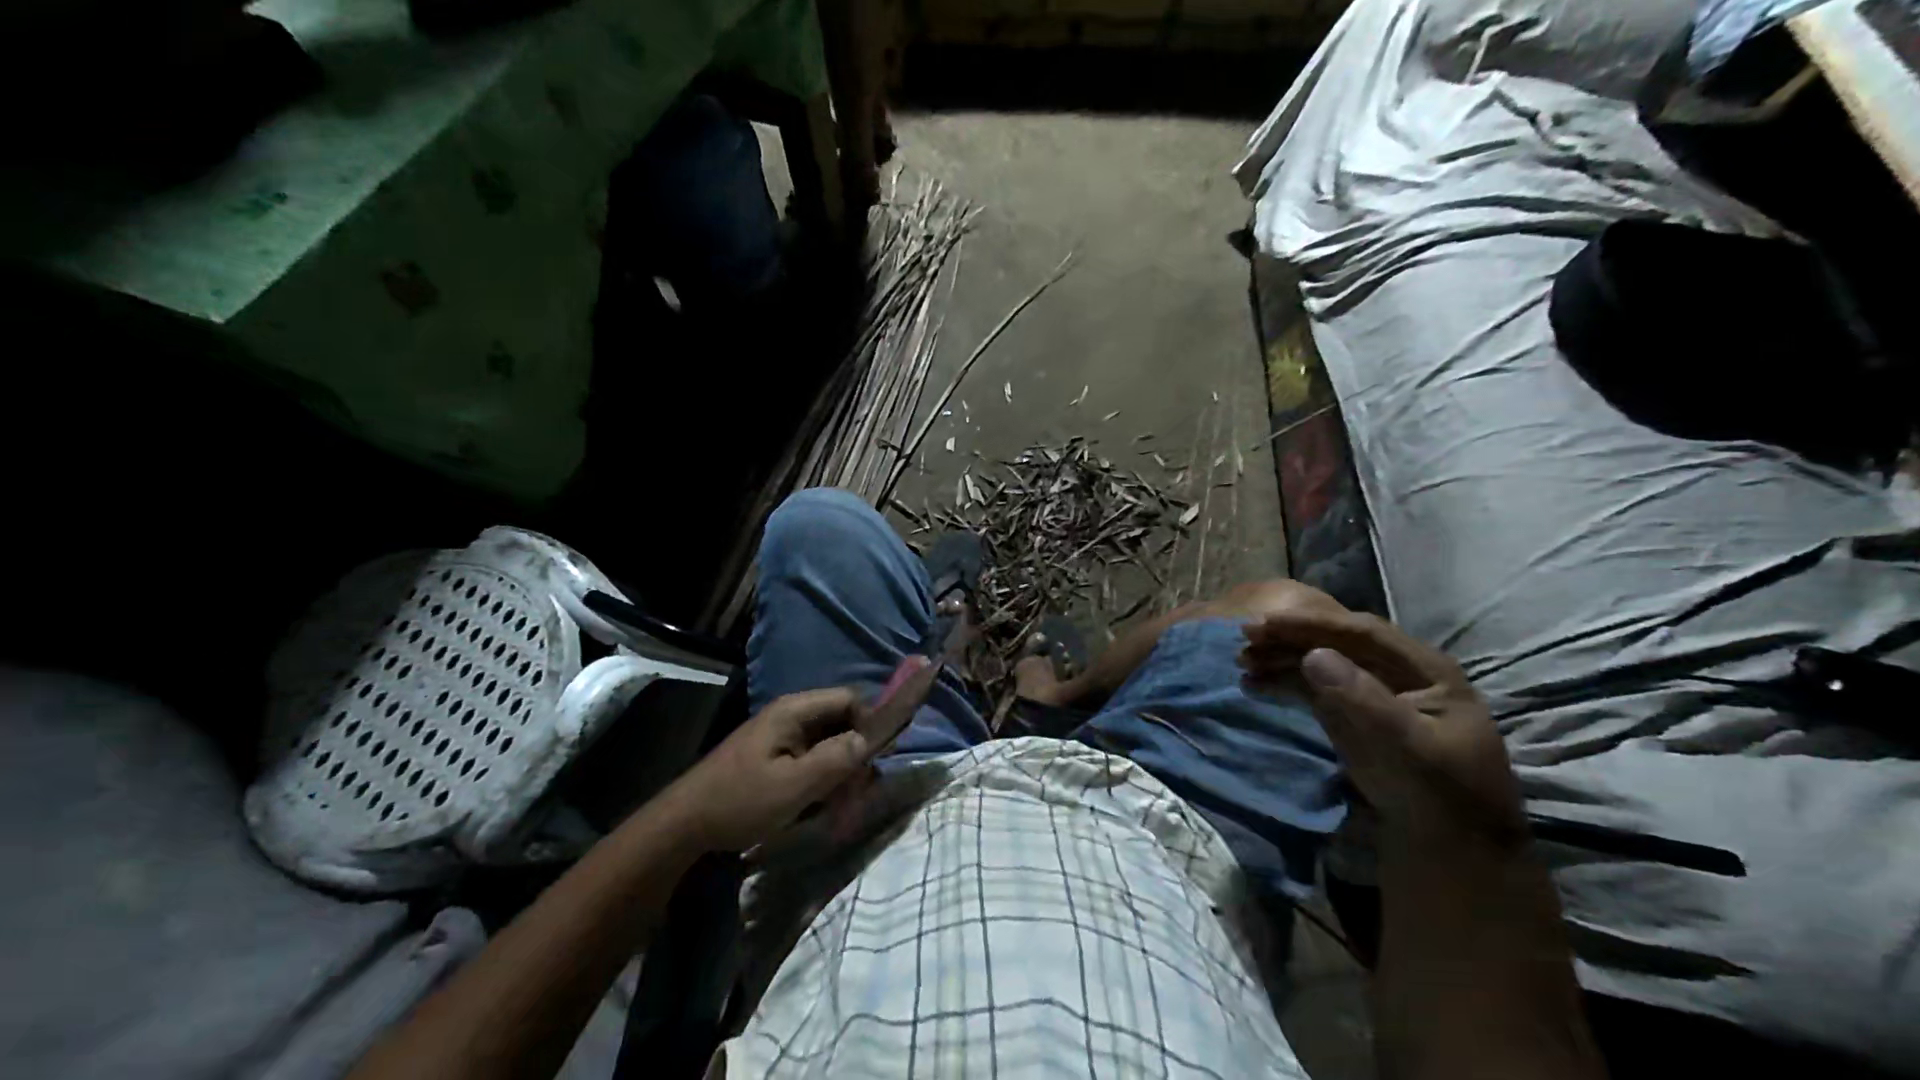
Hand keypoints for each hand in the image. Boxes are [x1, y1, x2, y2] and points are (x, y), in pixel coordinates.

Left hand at [664, 687, 872, 852]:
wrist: (683, 825)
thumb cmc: (739, 801)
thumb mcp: (793, 786)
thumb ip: (834, 760)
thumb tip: (868, 740)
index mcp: (794, 710)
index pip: (850, 699)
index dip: (870, 723)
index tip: (878, 758)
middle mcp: (790, 715)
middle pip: (841, 721)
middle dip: (856, 752)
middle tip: (860, 790)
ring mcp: (781, 736)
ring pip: (829, 742)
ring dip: (841, 770)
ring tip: (844, 804)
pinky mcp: (775, 756)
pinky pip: (812, 758)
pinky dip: (824, 777)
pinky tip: (823, 804)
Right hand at [1240, 610, 1525, 853]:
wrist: (1453, 848)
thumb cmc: (1441, 795)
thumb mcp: (1407, 748)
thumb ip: (1363, 700)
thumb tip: (1314, 655)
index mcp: (1423, 669)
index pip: (1361, 633)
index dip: (1311, 624)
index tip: (1265, 622)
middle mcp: (1396, 672)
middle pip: (1336, 642)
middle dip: (1289, 638)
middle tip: (1243, 637)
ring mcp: (1372, 692)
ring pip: (1320, 663)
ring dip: (1280, 659)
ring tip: (1242, 662)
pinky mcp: (1350, 715)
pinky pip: (1312, 690)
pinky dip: (1283, 684)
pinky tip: (1254, 685)